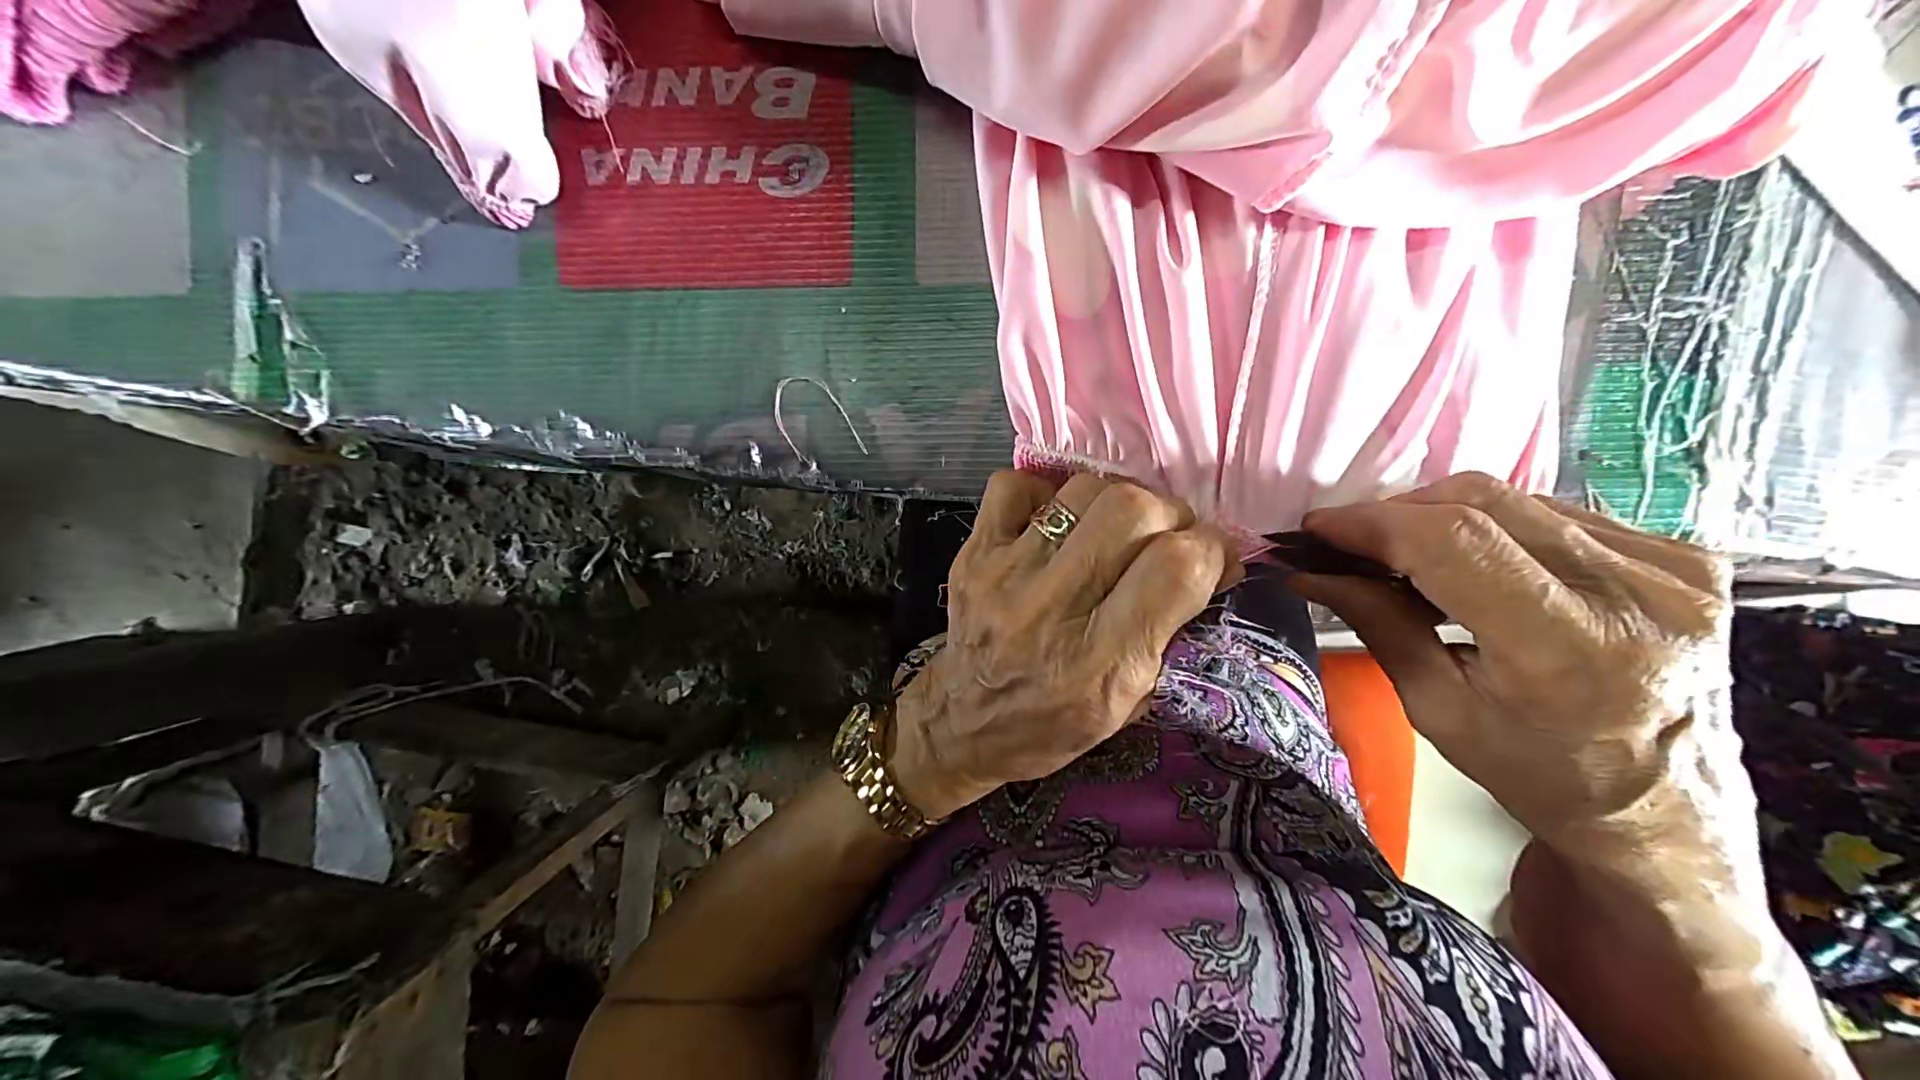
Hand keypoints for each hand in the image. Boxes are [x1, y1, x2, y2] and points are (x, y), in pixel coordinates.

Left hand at [889, 471, 1239, 818]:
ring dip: (1119, 501)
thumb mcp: (1129, 705)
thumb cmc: (1052, 724)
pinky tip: (1058, 523)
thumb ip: (1172, 633)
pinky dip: (1046, 492)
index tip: (1214, 557)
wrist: (962, 723)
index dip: (1211, 549)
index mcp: (1099, 665)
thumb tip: (1213, 561)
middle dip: (1171, 515)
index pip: (1174, 569)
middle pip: (1131, 511)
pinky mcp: (972, 553)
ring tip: (1119, 530)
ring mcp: (1003, 575)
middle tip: (1169, 537)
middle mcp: (1049, 610)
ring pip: (1082, 490)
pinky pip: (1014, 486)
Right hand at [1290, 472, 1733, 844]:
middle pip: (1481, 503)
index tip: (1317, 527)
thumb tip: (1311, 571)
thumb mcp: (1435, 708)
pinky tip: (1475, 561)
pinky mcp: (1690, 559)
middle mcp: (1633, 595)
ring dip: (1440, 516)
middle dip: (1397, 513)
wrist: (1664, 807)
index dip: (1373, 523)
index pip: (1453, 542)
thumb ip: (1376, 624)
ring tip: (1405, 553)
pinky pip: (1556, 512)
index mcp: (1566, 649)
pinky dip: (1493, 526)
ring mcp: (1674, 570)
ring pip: (1515, 499)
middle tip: (1350, 540)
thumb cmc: (1536, 771)